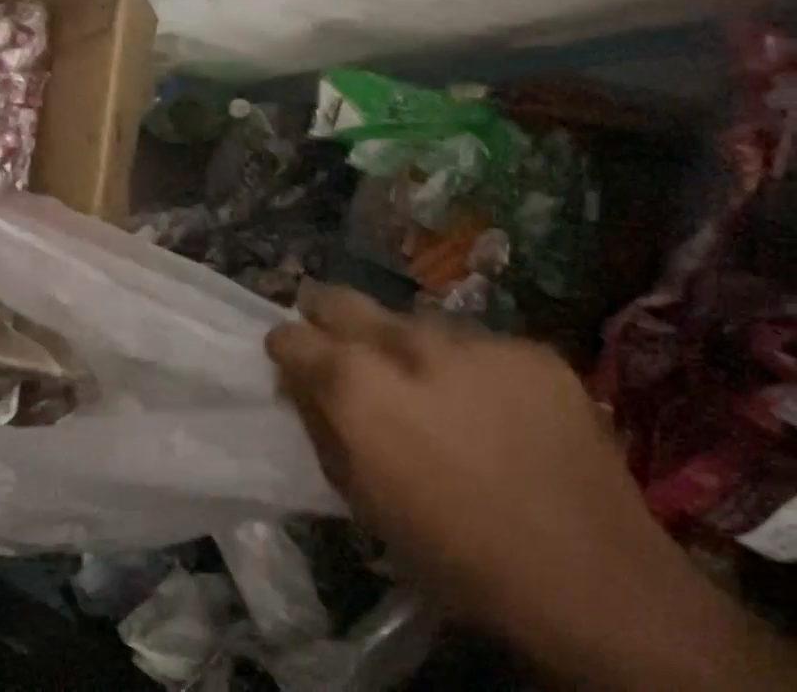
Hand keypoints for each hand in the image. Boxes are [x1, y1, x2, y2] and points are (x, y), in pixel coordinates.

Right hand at [265, 282, 678, 629]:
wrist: (593, 580)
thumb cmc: (450, 550)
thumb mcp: (356, 495)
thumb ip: (319, 425)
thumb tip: (301, 384)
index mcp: (352, 384)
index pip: (290, 335)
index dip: (286, 351)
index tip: (294, 367)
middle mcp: (405, 345)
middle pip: (341, 300)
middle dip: (329, 318)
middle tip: (341, 349)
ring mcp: (475, 343)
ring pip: (412, 319)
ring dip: (403, 345)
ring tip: (427, 386)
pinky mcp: (534, 352)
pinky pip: (478, 343)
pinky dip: (468, 365)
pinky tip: (490, 407)